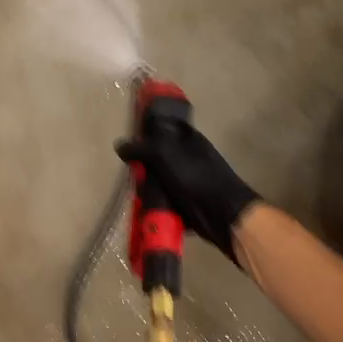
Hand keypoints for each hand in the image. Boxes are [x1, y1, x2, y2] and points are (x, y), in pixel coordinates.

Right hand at [116, 120, 259, 262]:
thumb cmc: (195, 177)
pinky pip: (169, 199)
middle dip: (145, 164)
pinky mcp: (190, 202)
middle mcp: (191, 157)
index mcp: (188, 139)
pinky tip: (146, 209)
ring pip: (163, 179)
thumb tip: (119, 145)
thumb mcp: (164, 155)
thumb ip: (141, 148)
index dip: (148, 131)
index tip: (131, 139)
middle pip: (161, 156)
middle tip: (131, 171)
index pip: (164, 127)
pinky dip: (159, 204)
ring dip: (151, 187)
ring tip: (135, 193)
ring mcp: (192, 180)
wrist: (223, 214)